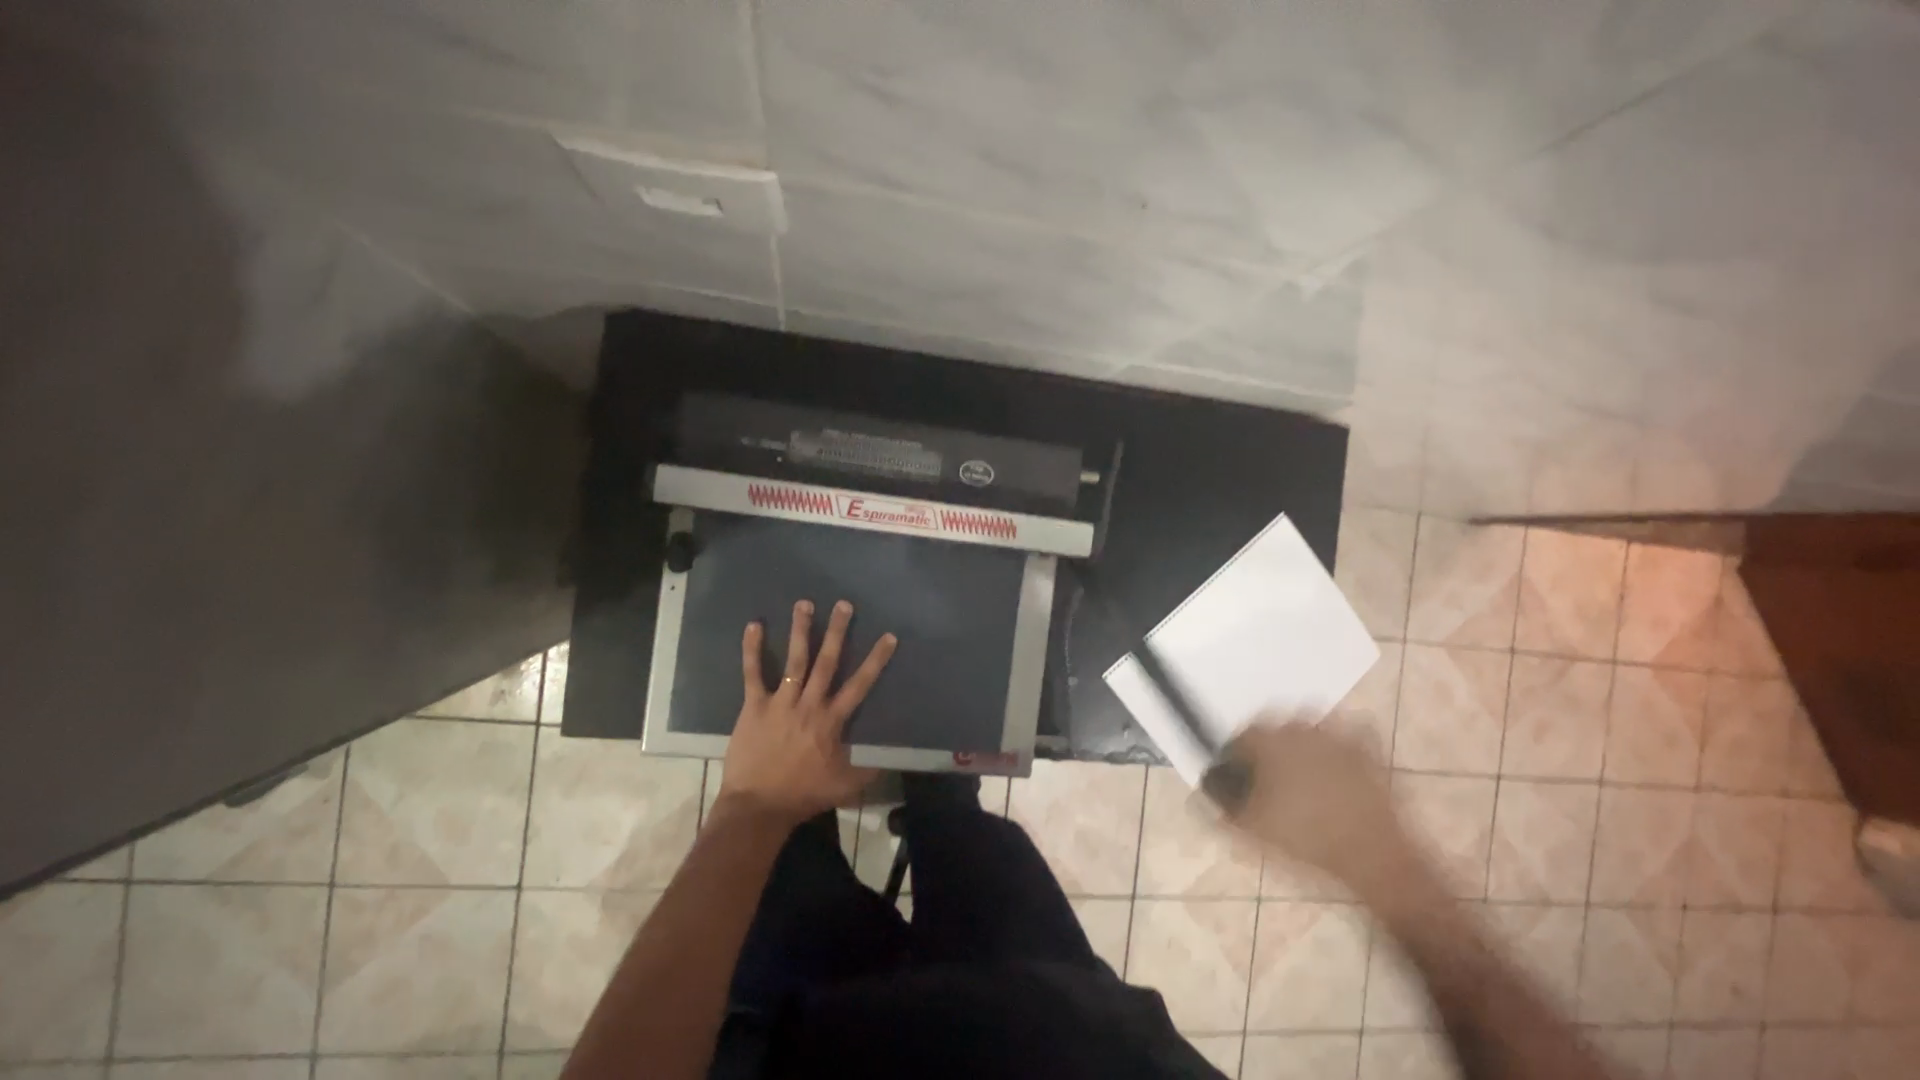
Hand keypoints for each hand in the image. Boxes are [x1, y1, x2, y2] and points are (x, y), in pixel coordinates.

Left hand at [715, 599, 896, 827]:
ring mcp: (780, 703)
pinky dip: (752, 650)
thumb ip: (868, 769)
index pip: (859, 685)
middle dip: (837, 632)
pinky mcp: (753, 707)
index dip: (875, 660)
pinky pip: (752, 674)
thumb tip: (890, 758)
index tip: (888, 637)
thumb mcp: (846, 785)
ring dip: (800, 631)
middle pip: (827, 662)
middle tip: (844, 604)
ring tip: (804, 604)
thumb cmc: (804, 795)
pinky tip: (754, 625)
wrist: (759, 806)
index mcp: (832, 721)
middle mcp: (809, 704)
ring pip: (794, 660)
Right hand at [1217, 719, 1424, 893]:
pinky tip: (1336, 767)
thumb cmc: (1305, 841)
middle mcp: (1301, 725)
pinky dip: (1339, 745)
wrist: (1373, 855)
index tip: (1237, 777)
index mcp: (1269, 739)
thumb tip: (1203, 789)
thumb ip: (1221, 803)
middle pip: (1274, 726)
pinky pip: (1348, 733)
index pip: (1242, 734)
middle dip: (1268, 747)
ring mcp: (1339, 733)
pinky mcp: (1368, 747)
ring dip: (1301, 744)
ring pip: (1309, 727)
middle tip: (1269, 780)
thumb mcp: (1251, 829)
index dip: (1235, 755)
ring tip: (1302, 777)